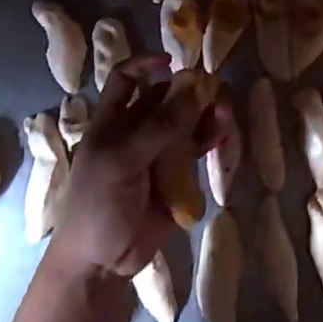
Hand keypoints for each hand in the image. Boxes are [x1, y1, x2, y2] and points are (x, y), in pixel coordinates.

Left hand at [42, 55, 233, 282]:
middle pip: (165, 97)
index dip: (145, 63)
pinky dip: (211, 137)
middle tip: (214, 88)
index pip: (126, 78)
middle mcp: (137, 129)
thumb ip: (160, 125)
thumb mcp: (124, 160)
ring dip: (205, 112)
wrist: (103, 261)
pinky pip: (197, 148)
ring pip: (186, 121)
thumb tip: (193, 85)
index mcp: (112, 120)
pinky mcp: (178, 174)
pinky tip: (224, 131)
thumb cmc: (99, 204)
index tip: (172, 60)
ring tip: (224, 110)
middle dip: (188, 89)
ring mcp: (159, 152)